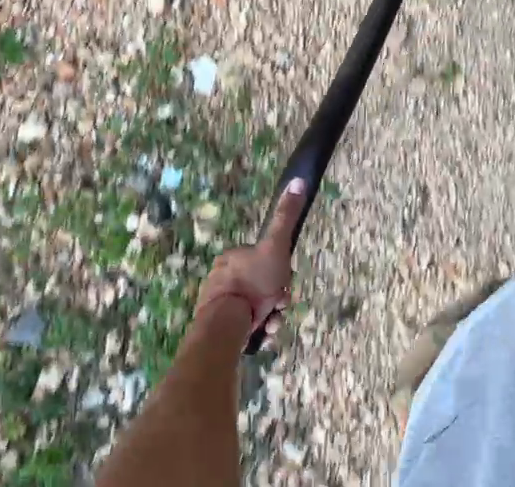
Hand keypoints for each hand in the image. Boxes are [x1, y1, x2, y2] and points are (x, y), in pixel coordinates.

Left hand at [194, 177, 308, 338]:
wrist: (225, 325)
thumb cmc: (252, 283)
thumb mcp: (276, 244)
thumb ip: (286, 216)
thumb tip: (298, 180)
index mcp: (232, 257)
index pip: (264, 259)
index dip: (280, 270)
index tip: (285, 282)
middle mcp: (222, 277)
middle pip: (262, 283)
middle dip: (277, 296)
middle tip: (280, 305)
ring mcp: (218, 302)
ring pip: (256, 305)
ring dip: (271, 314)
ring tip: (273, 323)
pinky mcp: (217, 325)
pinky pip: (245, 324)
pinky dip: (258, 328)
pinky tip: (264, 333)